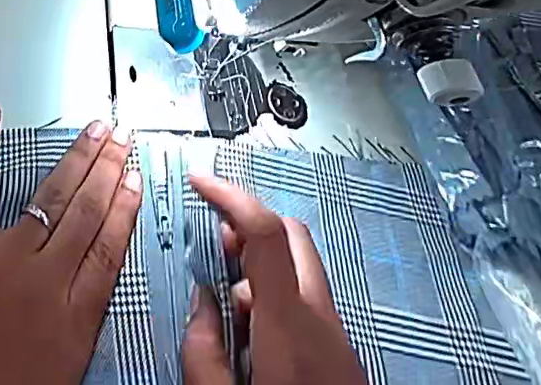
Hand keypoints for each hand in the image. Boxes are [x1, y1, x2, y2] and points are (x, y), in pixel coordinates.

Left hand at [0, 104, 142, 384]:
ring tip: (93, 130)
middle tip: (121, 138)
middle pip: (88, 213)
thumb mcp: (56, 375)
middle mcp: (44, 281)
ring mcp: (5, 257)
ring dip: (76, 158)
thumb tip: (92, 285)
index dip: (125, 210)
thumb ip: (77, 325)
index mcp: (71, 321)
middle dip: (109, 170)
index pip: (110, 250)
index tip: (135, 180)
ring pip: (51, 196)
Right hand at [182, 173, 367, 384]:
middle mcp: (321, 320)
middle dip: (248, 222)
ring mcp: (338, 339)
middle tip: (215, 242)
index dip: (229, 195)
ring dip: (260, 266)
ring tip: (228, 308)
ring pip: (299, 269)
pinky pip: (307, 303)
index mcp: (290, 325)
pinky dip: (275, 295)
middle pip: (291, 235)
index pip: (265, 231)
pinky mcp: (344, 360)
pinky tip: (253, 339)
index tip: (196, 180)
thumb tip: (203, 301)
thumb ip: (203, 351)